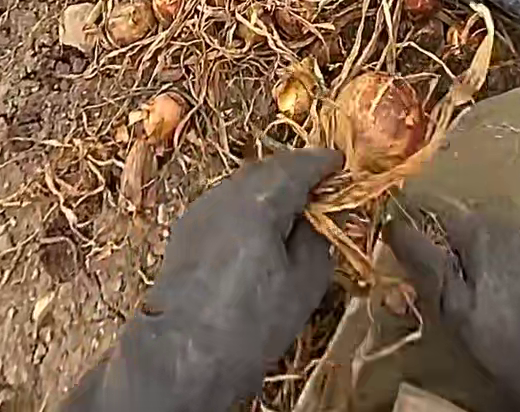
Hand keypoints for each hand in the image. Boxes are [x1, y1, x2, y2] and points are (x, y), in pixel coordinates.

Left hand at [62, 148, 342, 411]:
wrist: (180, 357)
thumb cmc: (250, 325)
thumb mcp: (304, 285)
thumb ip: (318, 239)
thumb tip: (318, 218)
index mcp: (261, 200)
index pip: (298, 167)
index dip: (322, 163)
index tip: (339, 162)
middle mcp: (229, 192)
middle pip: (270, 169)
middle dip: (296, 172)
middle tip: (320, 185)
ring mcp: (204, 206)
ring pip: (246, 183)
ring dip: (270, 188)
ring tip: (291, 207)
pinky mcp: (188, 225)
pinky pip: (227, 202)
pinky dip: (248, 205)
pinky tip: (257, 228)